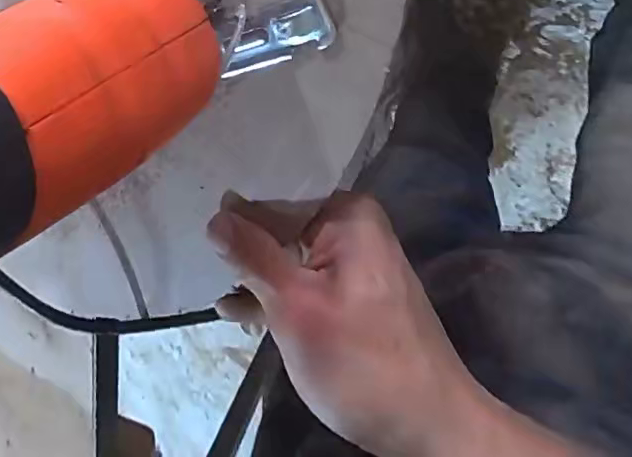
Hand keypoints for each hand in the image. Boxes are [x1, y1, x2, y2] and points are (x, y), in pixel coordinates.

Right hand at [208, 191, 585, 456]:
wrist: (429, 425)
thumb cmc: (359, 359)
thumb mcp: (294, 305)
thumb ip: (253, 255)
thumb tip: (216, 215)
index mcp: (346, 212)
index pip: (274, 207)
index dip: (238, 224)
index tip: (203, 234)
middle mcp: (356, 224)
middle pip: (285, 230)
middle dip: (249, 254)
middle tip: (209, 267)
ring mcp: (359, 257)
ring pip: (294, 258)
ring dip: (261, 280)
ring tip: (226, 301)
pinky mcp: (359, 290)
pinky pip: (310, 279)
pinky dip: (283, 295)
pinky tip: (249, 313)